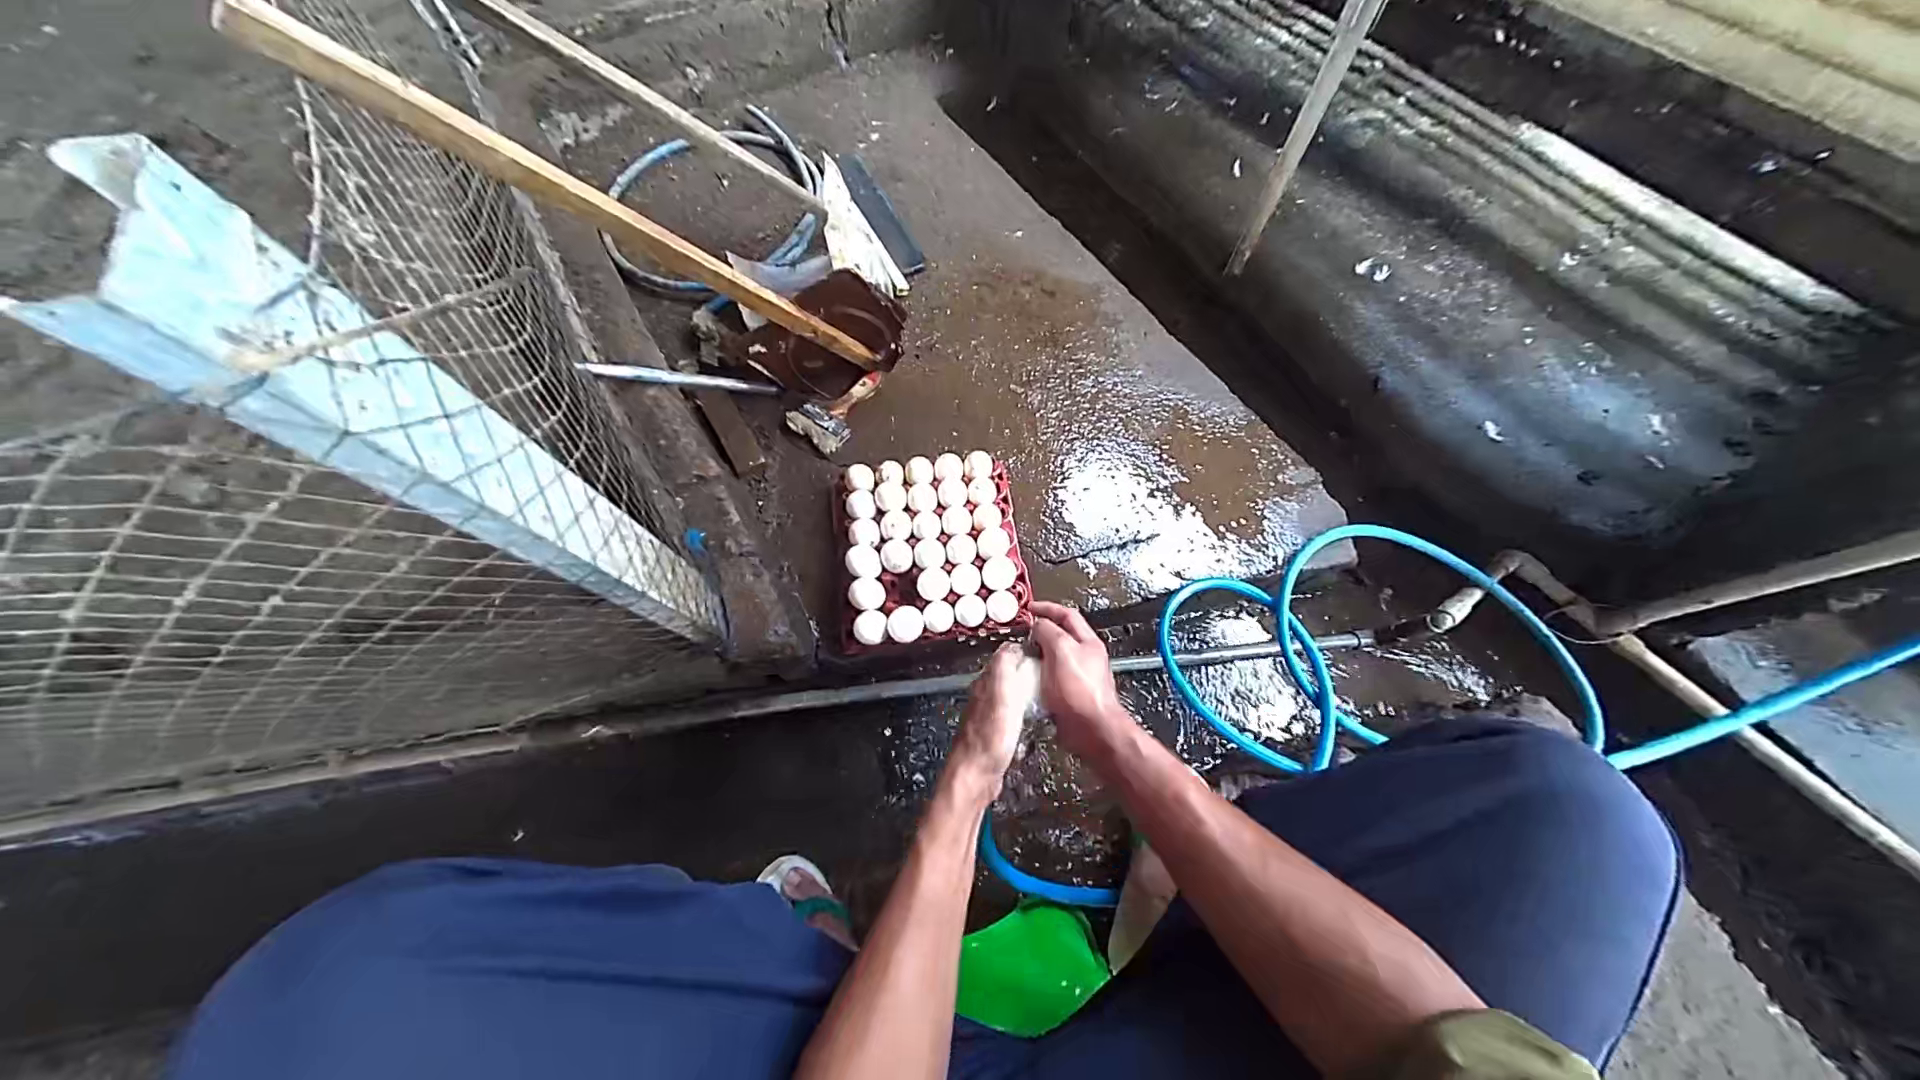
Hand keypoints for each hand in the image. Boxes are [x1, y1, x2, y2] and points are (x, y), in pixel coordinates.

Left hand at [948, 644, 1031, 798]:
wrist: (976, 775)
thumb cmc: (989, 737)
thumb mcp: (1002, 690)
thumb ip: (1005, 664)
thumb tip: (1014, 646)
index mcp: (986, 682)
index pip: (1005, 657)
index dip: (1024, 653)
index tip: (1042, 656)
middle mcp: (984, 697)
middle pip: (1008, 677)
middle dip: (1027, 675)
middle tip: (1046, 678)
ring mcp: (988, 717)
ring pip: (1010, 698)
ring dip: (1026, 698)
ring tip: (1043, 700)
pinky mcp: (994, 737)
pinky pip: (1012, 720)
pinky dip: (1023, 719)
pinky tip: (1031, 726)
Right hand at [1029, 601, 1133, 761]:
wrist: (1092, 730)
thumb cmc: (1083, 693)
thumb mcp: (1061, 650)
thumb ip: (1048, 632)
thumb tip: (1038, 626)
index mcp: (1087, 642)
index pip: (1066, 615)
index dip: (1046, 609)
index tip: (1030, 608)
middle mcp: (1085, 658)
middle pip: (1059, 637)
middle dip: (1039, 635)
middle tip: (1023, 635)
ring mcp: (1078, 677)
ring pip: (1052, 660)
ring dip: (1035, 659)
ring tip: (1022, 659)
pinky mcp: (1069, 696)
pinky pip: (1048, 681)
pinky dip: (1036, 680)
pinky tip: (1028, 684)